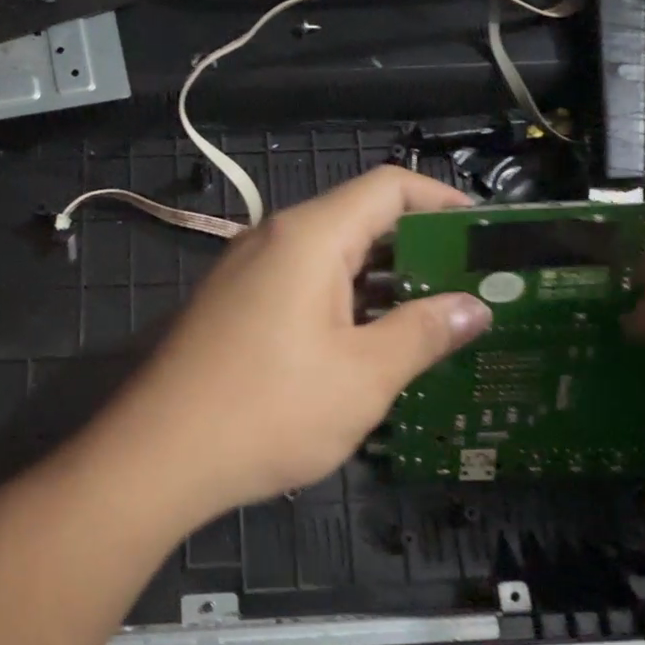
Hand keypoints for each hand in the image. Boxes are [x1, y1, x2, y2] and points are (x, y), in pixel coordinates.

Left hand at [90, 167, 491, 515]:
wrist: (157, 457)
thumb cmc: (269, 411)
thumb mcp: (363, 376)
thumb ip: (423, 332)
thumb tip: (473, 306)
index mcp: (309, 238)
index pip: (389, 187)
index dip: (444, 202)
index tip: (487, 236)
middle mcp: (272, 240)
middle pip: (359, 221)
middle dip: (419, 250)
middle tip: (471, 288)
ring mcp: (245, 276)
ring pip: (329, 261)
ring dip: (381, 285)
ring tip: (433, 322)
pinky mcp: (231, 311)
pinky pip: (300, 290)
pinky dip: (343, 307)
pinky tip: (369, 349)